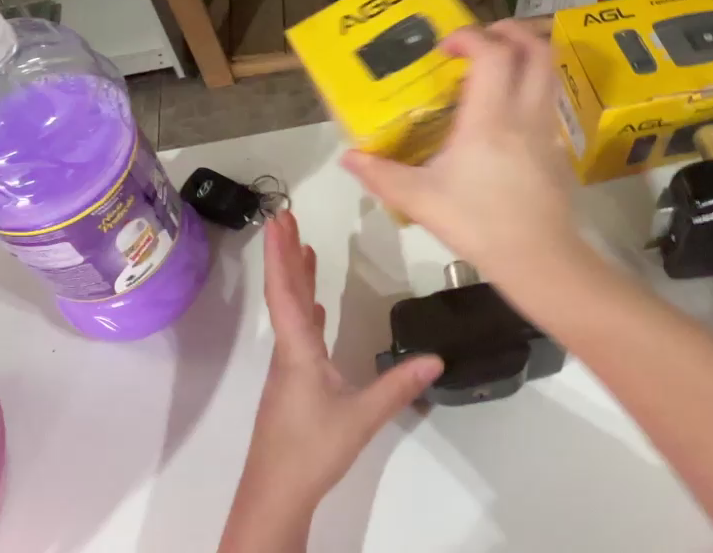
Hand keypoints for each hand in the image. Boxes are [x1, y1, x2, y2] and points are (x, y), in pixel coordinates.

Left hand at [222, 211, 441, 549]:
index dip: (280, 255)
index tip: (276, 222)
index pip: (286, 292)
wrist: (275, 495)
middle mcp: (288, 351)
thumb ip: (398, 387)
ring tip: (304, 247)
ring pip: (290, 310)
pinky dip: (306, 307)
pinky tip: (317, 306)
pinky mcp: (293, 382)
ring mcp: (288, 367)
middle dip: (286, 253)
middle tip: (285, 217)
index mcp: (298, 351)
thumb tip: (437, 358)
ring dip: (295, 277)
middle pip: (284, 293)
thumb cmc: (311, 451)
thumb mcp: (360, 418)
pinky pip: (298, 330)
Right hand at [343, 21, 590, 289]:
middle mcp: (523, 113)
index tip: (444, 47)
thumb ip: (383, 175)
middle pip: (535, 50)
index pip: (493, 54)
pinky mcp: (556, 148)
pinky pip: (548, 99)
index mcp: (489, 119)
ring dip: (525, 54)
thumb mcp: (422, 201)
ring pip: (549, 72)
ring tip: (496, 62)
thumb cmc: (478, 224)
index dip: (470, 37)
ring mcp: (546, 129)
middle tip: (482, 37)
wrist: (539, 258)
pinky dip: (531, 86)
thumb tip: (349, 158)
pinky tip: (507, 109)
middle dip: (510, 31)